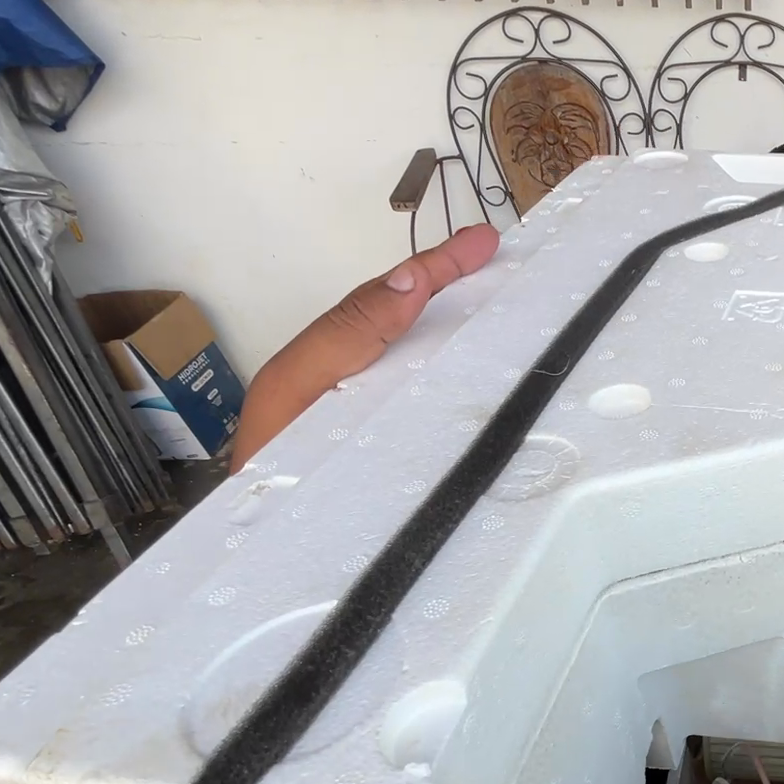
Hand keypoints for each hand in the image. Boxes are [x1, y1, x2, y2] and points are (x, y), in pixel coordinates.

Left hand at [231, 224, 500, 470]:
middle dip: (461, 288)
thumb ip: (347, 336)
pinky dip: (479, 385)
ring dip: (475, 332)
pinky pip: (453, 409)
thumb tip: (408, 282)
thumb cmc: (275, 463)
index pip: (397, 298)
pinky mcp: (416, 450)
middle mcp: (375, 377)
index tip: (485, 242)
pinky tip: (504, 387)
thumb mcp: (298, 385)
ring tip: (515, 309)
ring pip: (441, 363)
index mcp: (344, 353)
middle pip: (423, 322)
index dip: (439, 267)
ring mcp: (397, 413)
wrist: (268, 541)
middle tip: (505, 260)